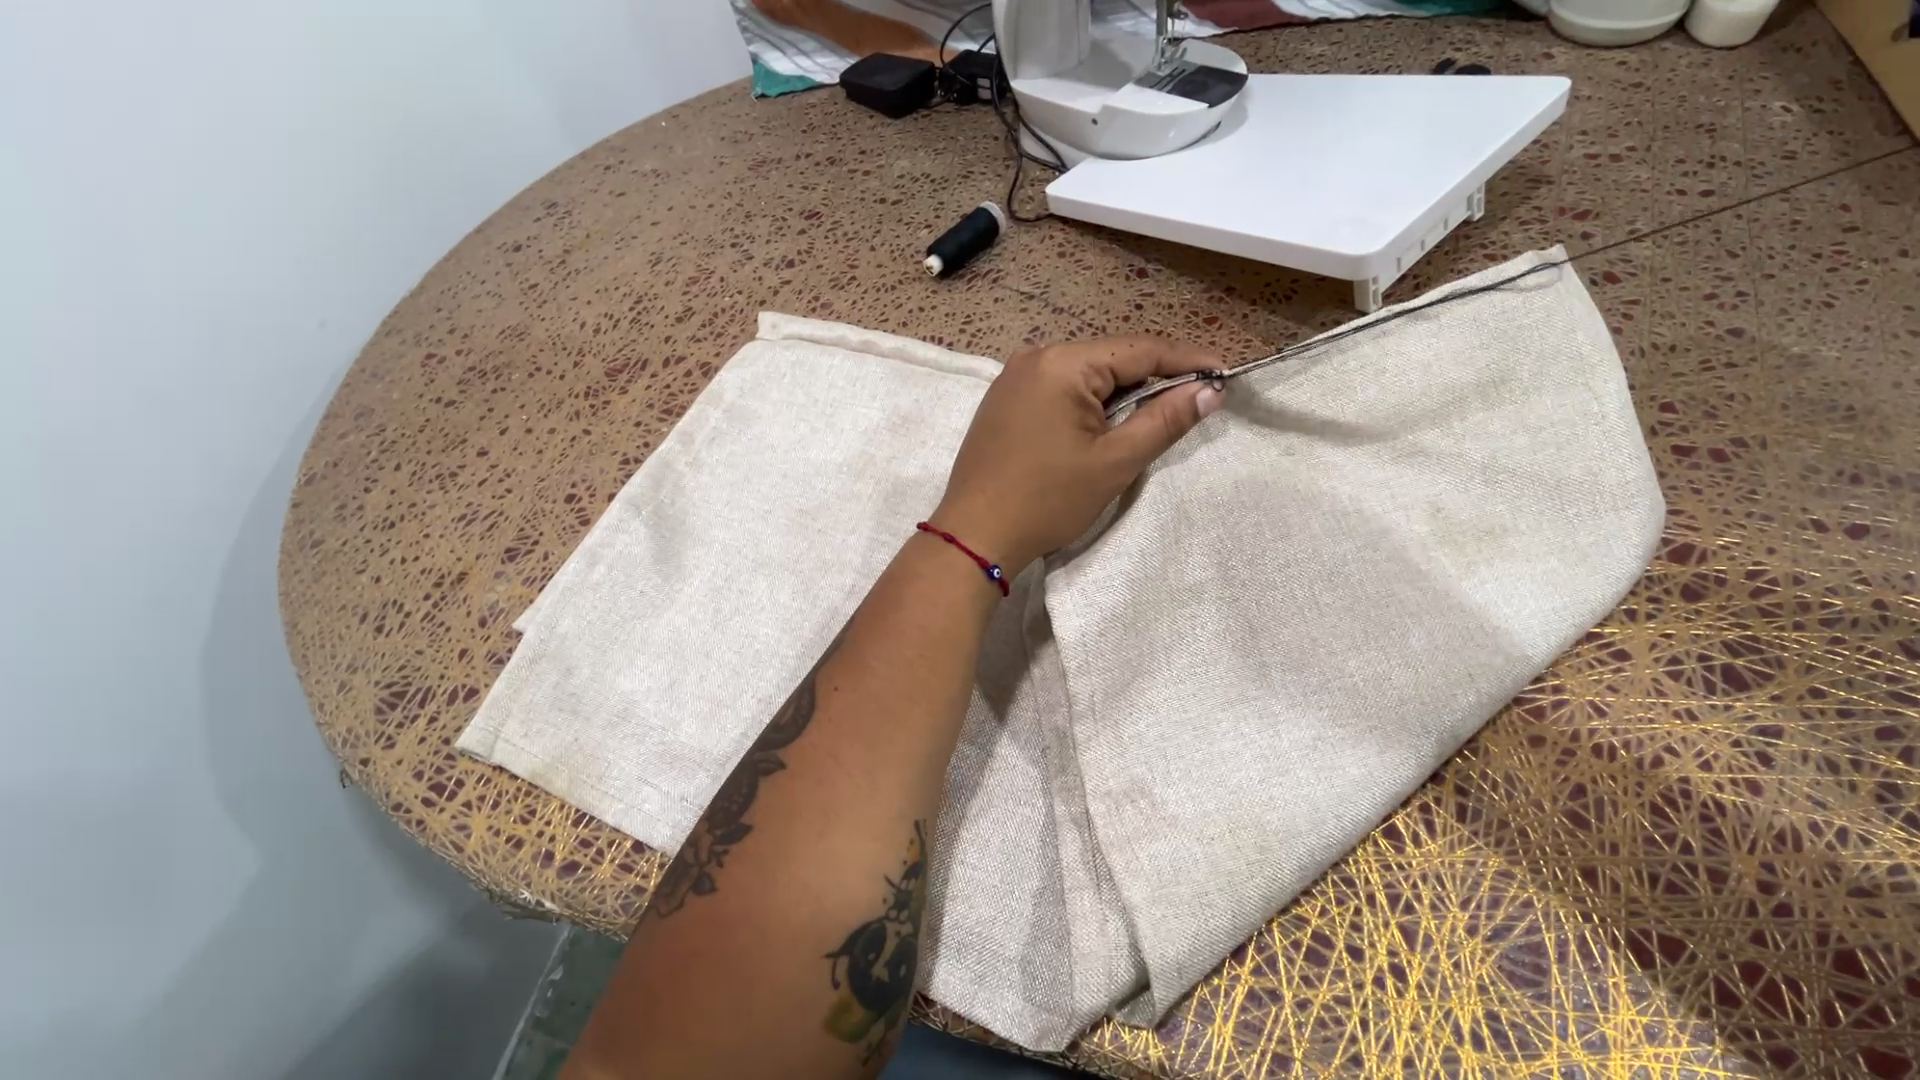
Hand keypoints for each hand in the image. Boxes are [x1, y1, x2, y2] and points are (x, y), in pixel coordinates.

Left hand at [931, 336, 1225, 574]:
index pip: (1140, 350)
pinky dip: (1089, 403)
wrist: (975, 535)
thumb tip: (1208, 391)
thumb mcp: (1114, 462)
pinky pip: (1059, 389)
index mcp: (1063, 363)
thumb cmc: (1047, 500)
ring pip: (1086, 376)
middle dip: (1154, 378)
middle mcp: (1036, 357)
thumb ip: (1164, 420)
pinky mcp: (1004, 401)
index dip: (1187, 361)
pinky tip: (1106, 425)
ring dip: (1122, 394)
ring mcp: (1014, 378)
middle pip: (1112, 359)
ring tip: (1156, 415)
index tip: (1225, 373)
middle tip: (1196, 399)